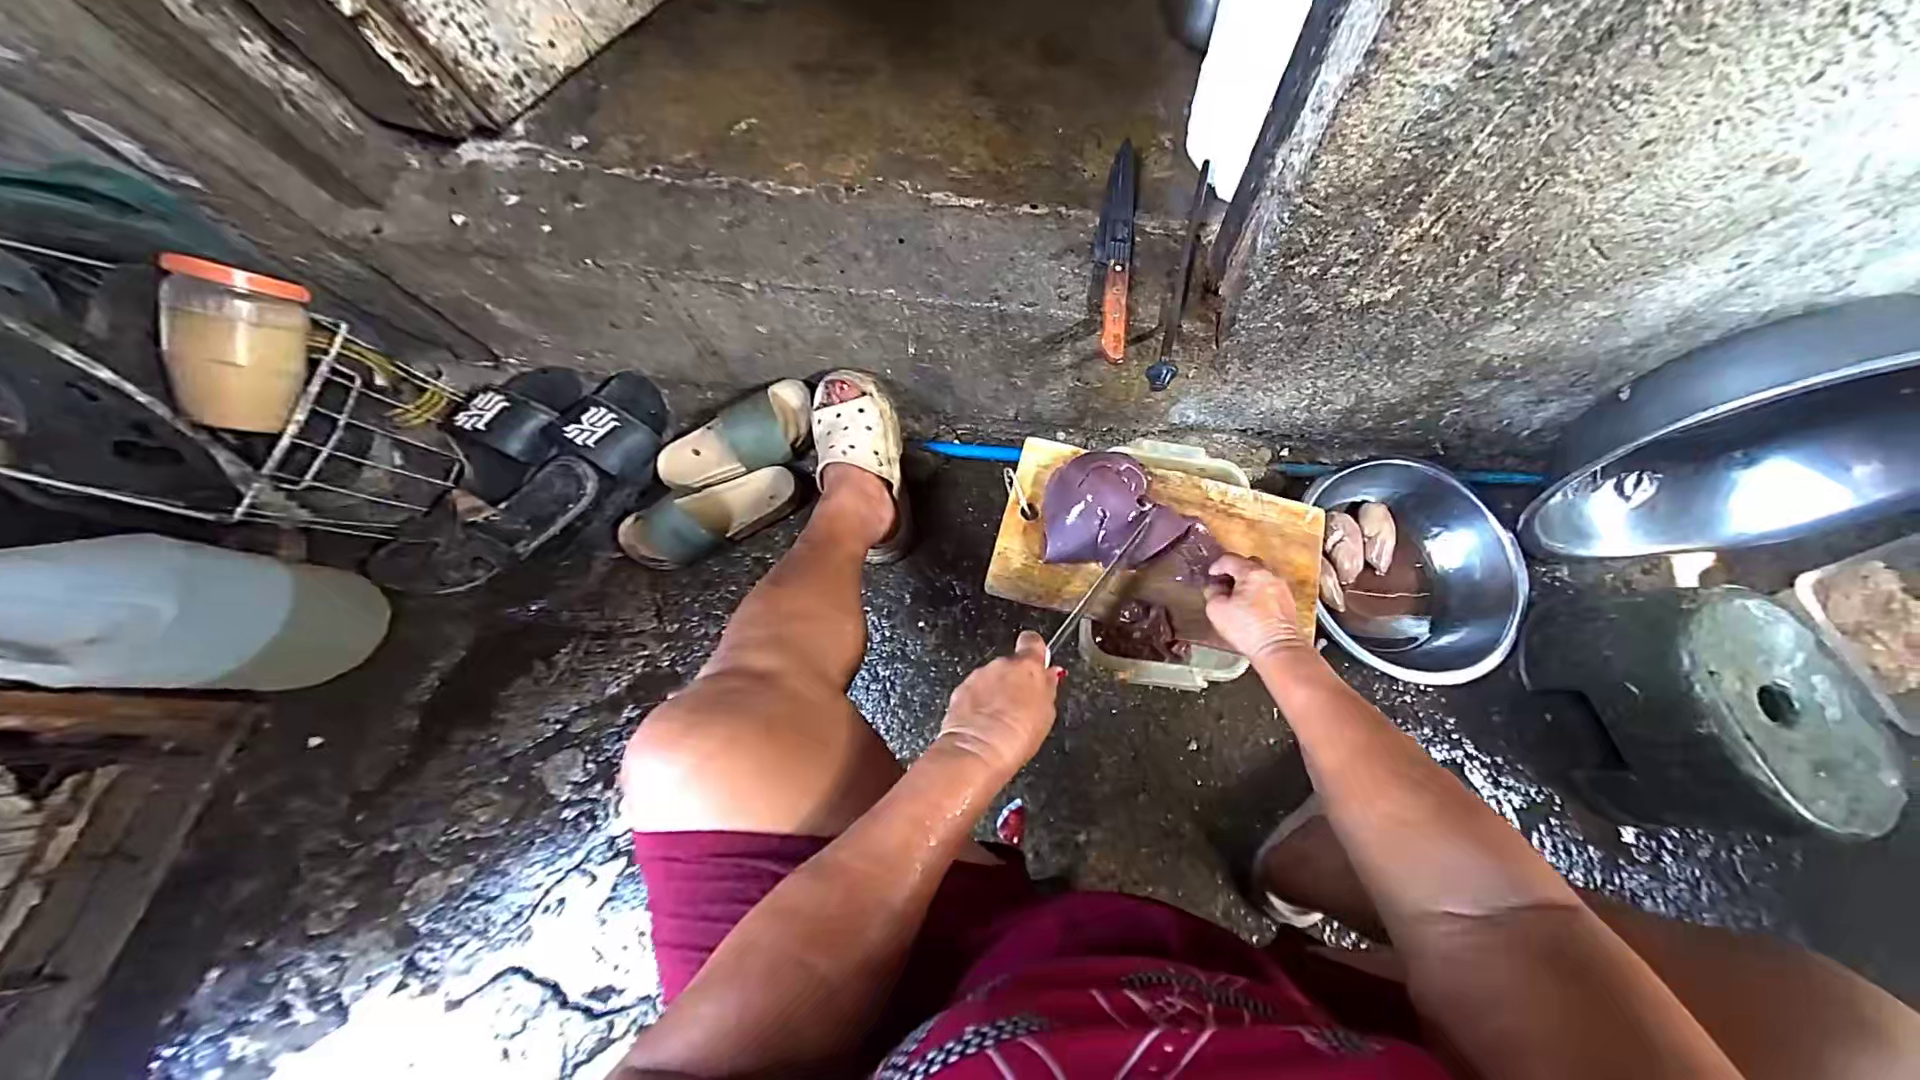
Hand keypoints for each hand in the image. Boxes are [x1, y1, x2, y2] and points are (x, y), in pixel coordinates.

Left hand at [938, 631, 1058, 775]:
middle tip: (1021, 706)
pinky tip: (986, 724)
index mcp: (1026, 665)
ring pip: (991, 679)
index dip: (1036, 650)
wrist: (978, 751)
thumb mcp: (1047, 713)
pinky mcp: (960, 690)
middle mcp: (1000, 665)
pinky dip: (979, 703)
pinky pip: (974, 692)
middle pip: (1011, 664)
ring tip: (1003, 721)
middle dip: (1015, 681)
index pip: (1033, 641)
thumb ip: (1048, 687)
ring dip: (996, 693)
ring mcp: (978, 676)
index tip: (1038, 662)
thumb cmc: (1016, 736)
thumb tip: (1051, 674)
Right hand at [1204, 554, 1310, 660]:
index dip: (1216, 566)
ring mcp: (1282, 587)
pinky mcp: (1288, 601)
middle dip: (1235, 570)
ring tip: (1239, 596)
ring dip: (1248, 581)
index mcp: (1251, 572)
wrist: (1277, 648)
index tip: (1211, 576)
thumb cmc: (1245, 627)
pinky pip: (1270, 587)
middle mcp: (1269, 575)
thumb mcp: (1216, 609)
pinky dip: (1259, 591)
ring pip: (1261, 575)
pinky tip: (1252, 606)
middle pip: (1248, 563)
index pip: (1229, 559)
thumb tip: (1216, 587)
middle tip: (1224, 584)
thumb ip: (1213, 592)